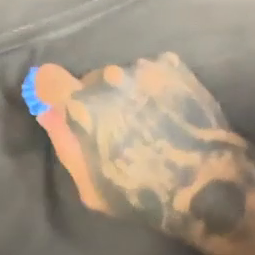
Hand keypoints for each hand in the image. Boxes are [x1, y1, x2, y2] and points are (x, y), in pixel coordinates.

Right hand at [28, 54, 254, 241]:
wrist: (205, 181)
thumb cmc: (141, 191)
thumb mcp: (90, 183)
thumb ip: (65, 143)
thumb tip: (48, 112)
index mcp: (84, 106)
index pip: (49, 78)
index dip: (51, 89)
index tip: (59, 101)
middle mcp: (110, 76)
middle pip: (91, 80)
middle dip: (96, 99)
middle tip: (117, 129)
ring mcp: (142, 66)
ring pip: (121, 75)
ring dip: (127, 92)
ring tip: (149, 123)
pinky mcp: (171, 64)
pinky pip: (149, 70)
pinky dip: (152, 85)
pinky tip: (166, 111)